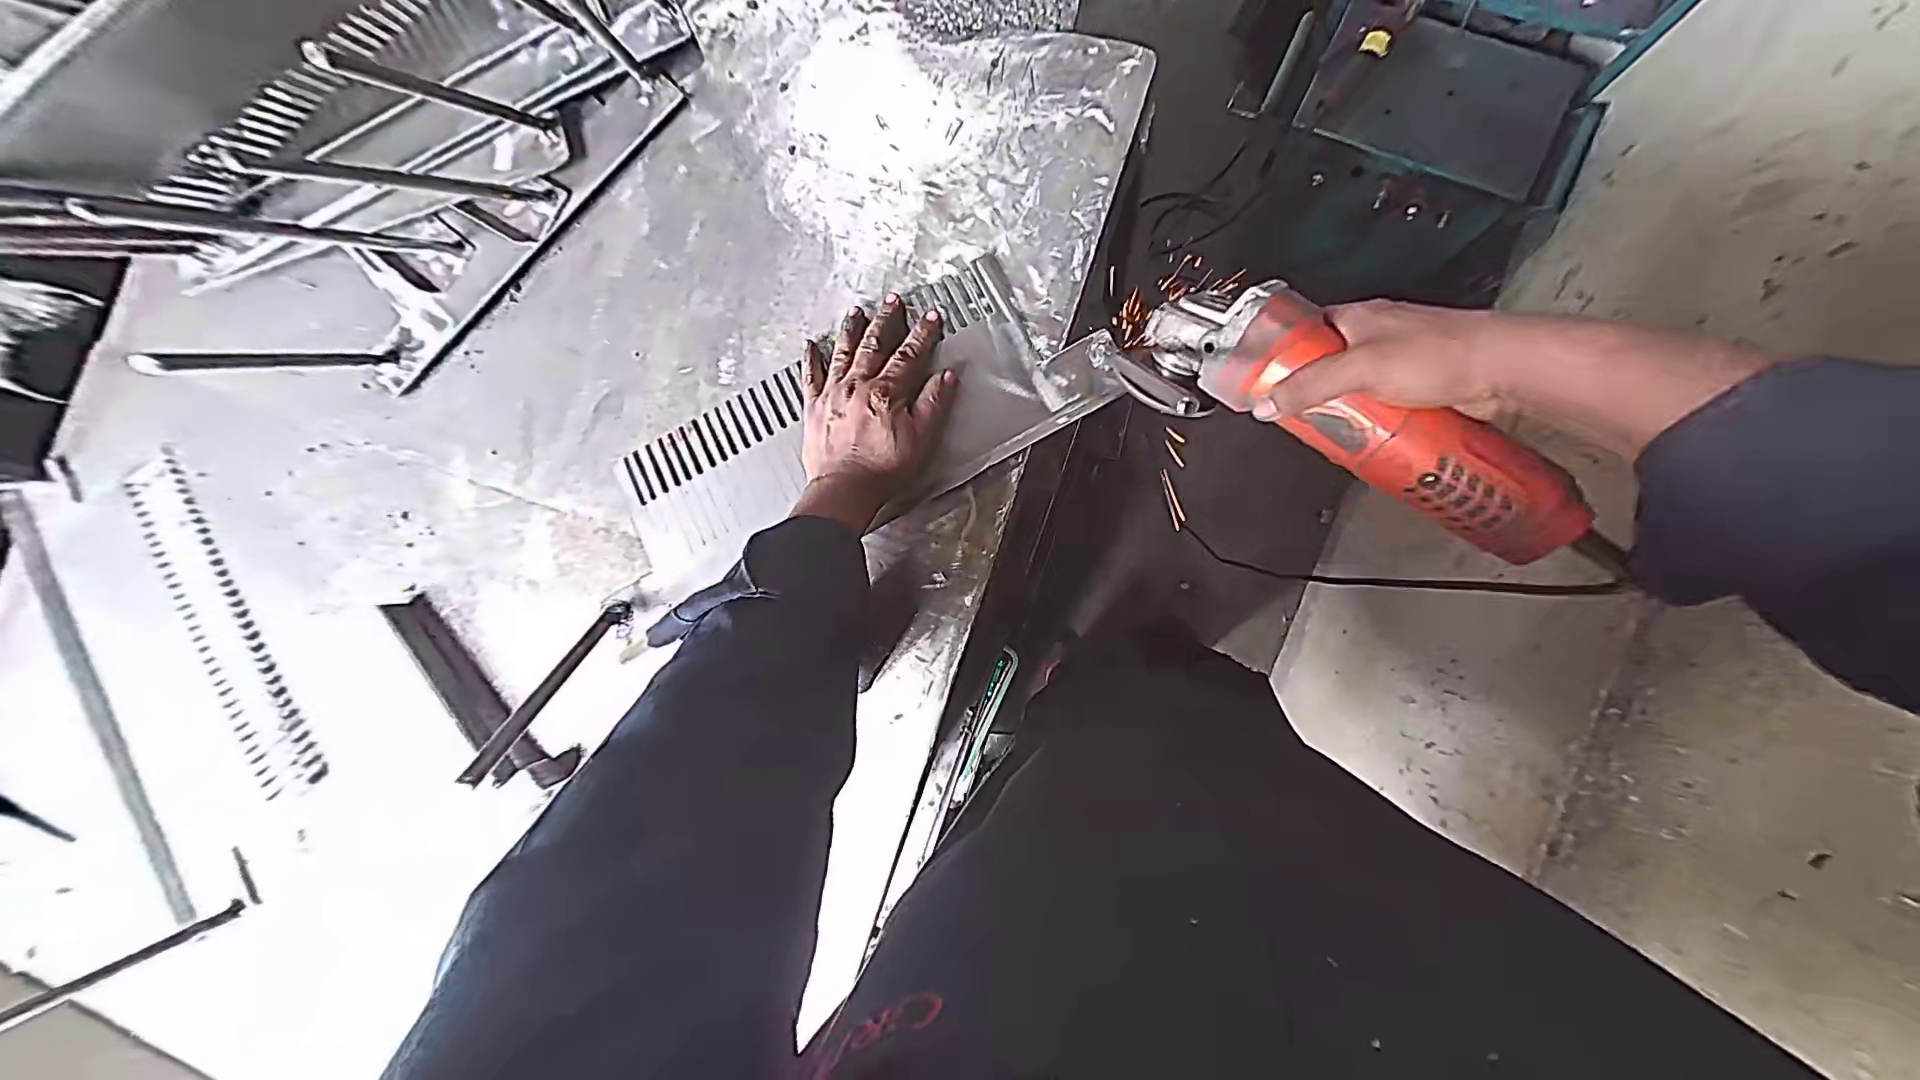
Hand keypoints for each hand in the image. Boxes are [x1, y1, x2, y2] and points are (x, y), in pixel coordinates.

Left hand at [791, 293, 957, 532]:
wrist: (844, 490)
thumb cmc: (881, 470)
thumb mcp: (920, 439)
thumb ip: (933, 404)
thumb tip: (946, 378)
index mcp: (886, 393)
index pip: (909, 355)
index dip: (922, 334)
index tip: (930, 318)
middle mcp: (857, 386)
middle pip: (875, 344)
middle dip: (887, 320)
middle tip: (893, 302)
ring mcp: (833, 394)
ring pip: (844, 352)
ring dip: (852, 329)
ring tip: (857, 312)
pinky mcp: (814, 407)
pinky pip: (811, 375)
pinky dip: (812, 358)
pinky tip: (812, 345)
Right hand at [1255, 300, 1512, 422]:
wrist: (1505, 370)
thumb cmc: (1444, 352)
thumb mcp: (1359, 368)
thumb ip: (1309, 386)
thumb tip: (1268, 403)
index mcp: (1355, 317)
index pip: (1303, 333)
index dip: (1281, 356)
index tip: (1265, 379)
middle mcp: (1373, 335)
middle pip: (1323, 365)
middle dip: (1310, 391)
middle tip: (1297, 411)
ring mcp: (1394, 361)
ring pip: (1350, 387)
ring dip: (1341, 407)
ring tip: (1331, 425)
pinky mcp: (1412, 384)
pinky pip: (1376, 402)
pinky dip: (1367, 417)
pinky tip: (1365, 430)